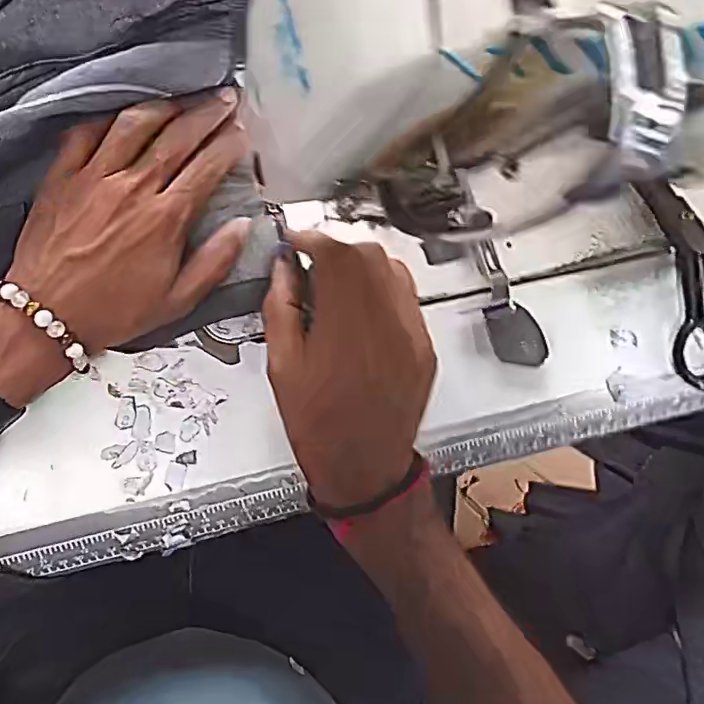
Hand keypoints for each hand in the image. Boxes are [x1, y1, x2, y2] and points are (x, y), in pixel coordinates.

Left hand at [0, 90, 251, 405]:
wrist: (45, 315)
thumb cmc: (109, 312)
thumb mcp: (175, 301)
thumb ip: (214, 262)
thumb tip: (241, 227)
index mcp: (164, 220)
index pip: (208, 165)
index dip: (230, 143)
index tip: (241, 134)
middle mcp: (132, 190)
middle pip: (178, 135)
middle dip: (208, 112)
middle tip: (224, 99)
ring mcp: (94, 179)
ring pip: (135, 124)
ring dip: (165, 106)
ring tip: (183, 99)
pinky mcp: (62, 178)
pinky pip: (86, 133)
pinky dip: (108, 118)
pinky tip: (123, 114)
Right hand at [262, 231, 436, 509]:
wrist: (363, 464)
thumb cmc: (318, 422)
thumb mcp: (281, 364)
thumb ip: (280, 307)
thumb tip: (282, 269)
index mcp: (344, 323)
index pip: (334, 253)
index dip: (310, 239)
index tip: (294, 242)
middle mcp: (384, 321)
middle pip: (365, 254)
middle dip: (333, 250)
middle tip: (309, 265)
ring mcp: (410, 332)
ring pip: (390, 269)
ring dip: (359, 266)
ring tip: (334, 288)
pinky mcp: (423, 345)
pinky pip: (406, 296)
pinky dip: (381, 288)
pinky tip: (360, 308)